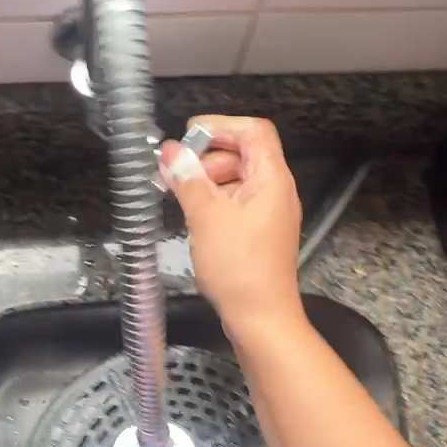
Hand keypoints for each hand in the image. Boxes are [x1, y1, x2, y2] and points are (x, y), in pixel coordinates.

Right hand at [162, 115, 305, 334]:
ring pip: (237, 183)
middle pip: (242, 155)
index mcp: (272, 179)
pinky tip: (194, 220)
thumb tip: (171, 153)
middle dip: (207, 159)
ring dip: (207, 184)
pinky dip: (215, 205)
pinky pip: (237, 208)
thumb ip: (187, 180)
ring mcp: (269, 216)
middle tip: (175, 173)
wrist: (261, 319)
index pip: (253, 131)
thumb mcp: (206, 217)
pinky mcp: (260, 237)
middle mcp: (276, 193)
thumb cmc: (240, 270)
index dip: (220, 127)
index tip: (188, 137)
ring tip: (179, 198)